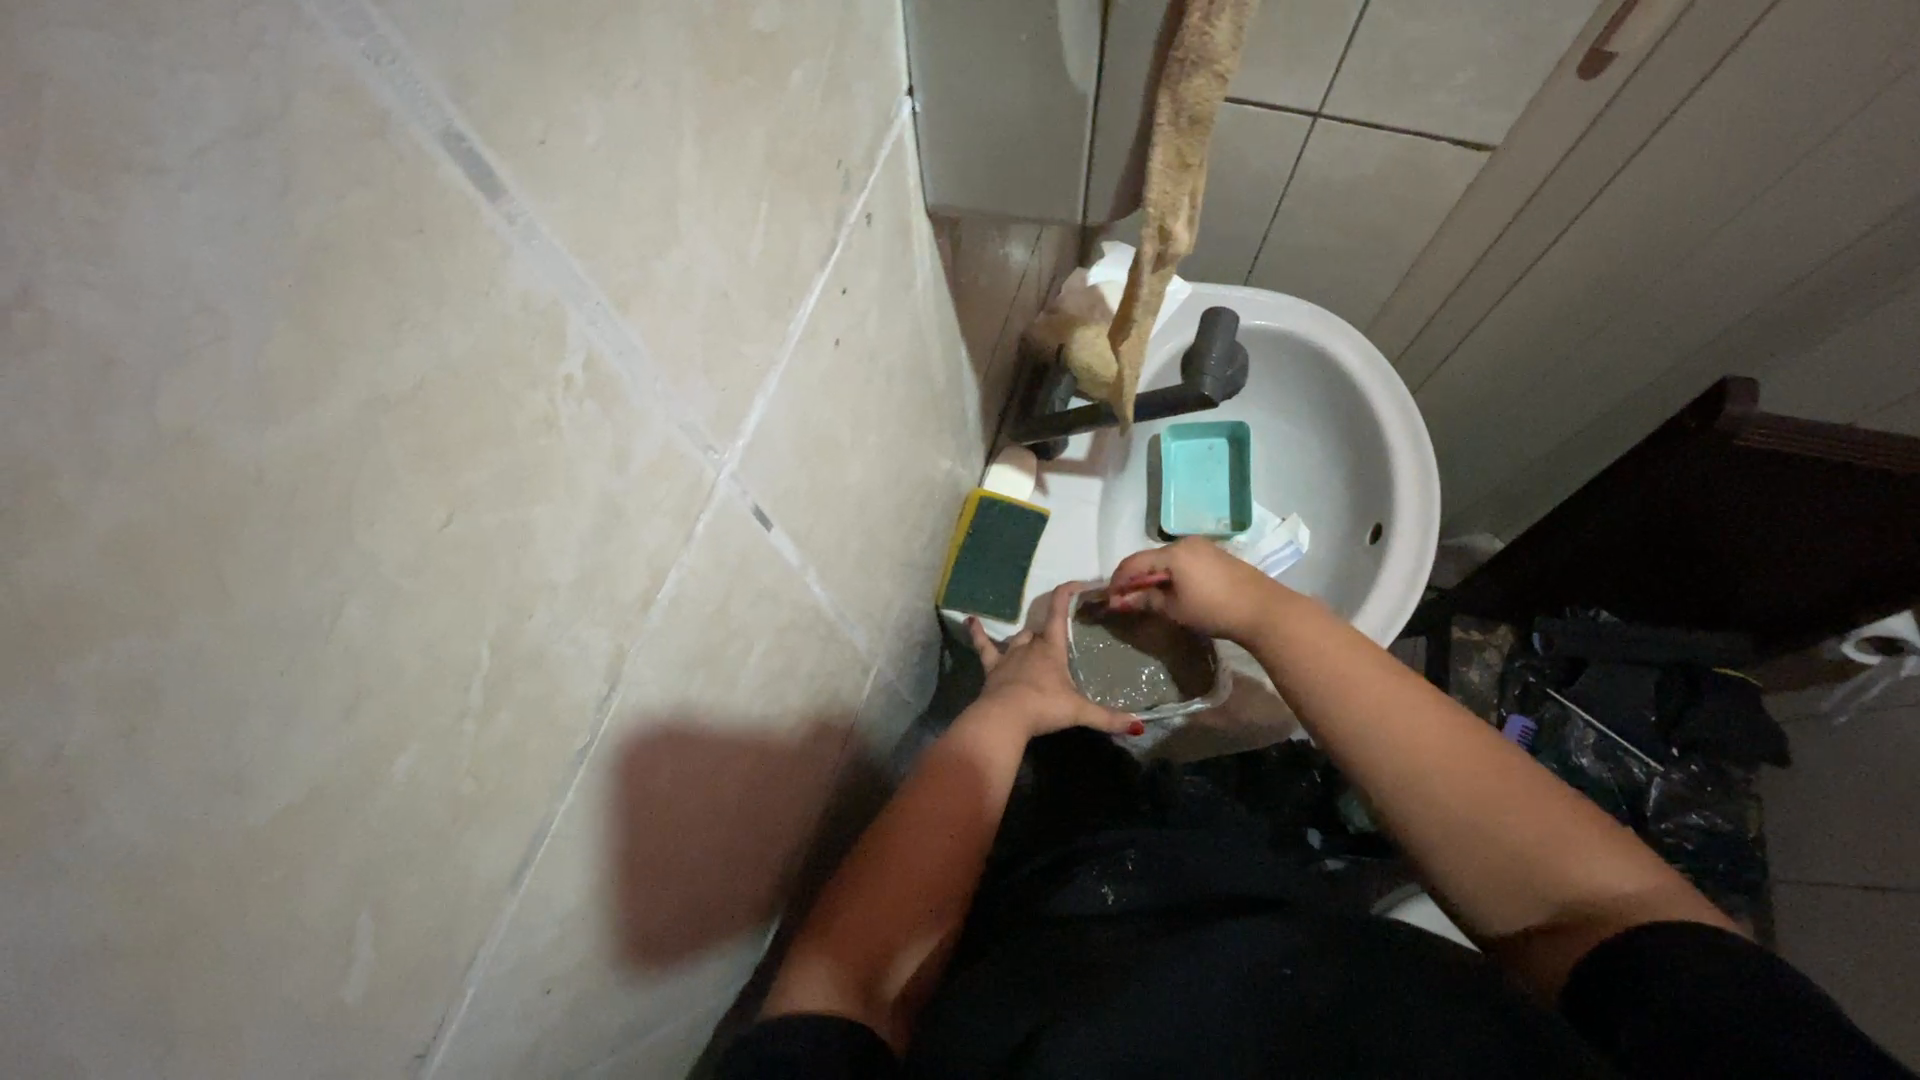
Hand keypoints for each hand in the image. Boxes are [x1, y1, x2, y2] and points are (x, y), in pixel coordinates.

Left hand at [966, 584, 1144, 740]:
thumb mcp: (1079, 712)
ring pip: (1017, 638)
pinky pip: (983, 647)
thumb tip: (1138, 724)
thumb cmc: (1043, 707)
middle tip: (1061, 639)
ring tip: (1032, 642)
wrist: (1004, 717)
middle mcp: (1029, 646)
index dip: (1068, 593)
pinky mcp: (991, 669)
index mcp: (1051, 648)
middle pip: (1040, 630)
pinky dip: (977, 634)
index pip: (1060, 611)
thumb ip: (1107, 718)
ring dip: (1025, 639)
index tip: (1079, 583)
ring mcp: (1008, 656)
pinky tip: (970, 621)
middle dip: (1050, 631)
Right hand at [1105, 536, 1285, 643]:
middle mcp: (1185, 543)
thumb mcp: (1174, 609)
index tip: (1111, 599)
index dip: (1119, 581)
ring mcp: (1202, 547)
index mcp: (1172, 552)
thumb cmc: (1214, 609)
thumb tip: (1119, 601)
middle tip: (1128, 600)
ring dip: (1154, 577)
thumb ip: (1145, 600)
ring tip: (1150, 598)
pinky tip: (1173, 591)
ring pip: (1166, 560)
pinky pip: (1183, 561)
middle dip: (1136, 579)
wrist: (1263, 609)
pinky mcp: (1215, 555)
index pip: (1133, 562)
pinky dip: (1172, 574)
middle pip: (1149, 558)